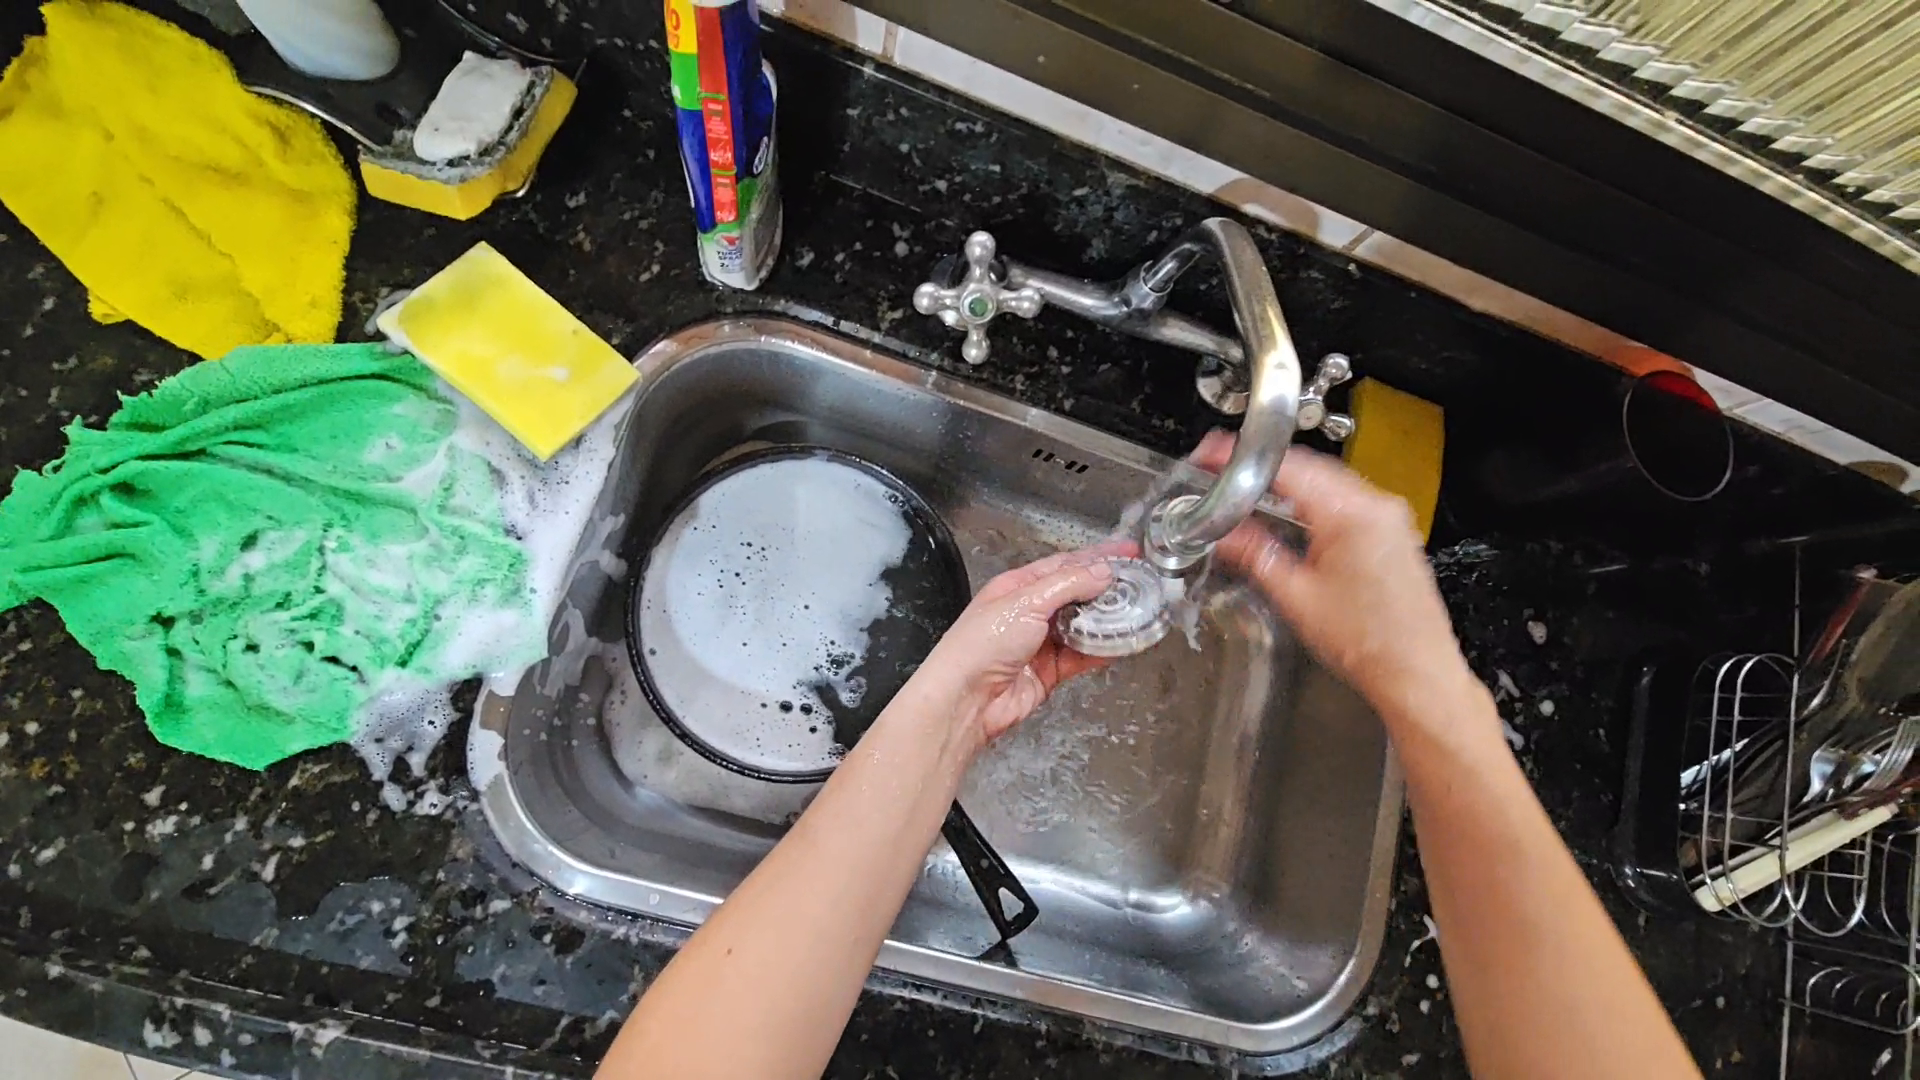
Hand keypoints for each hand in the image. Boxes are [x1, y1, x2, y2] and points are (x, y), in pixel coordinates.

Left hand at [913, 549, 1120, 746]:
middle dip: (1108, 589)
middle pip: (1078, 595)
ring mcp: (1040, 642)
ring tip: (1140, 611)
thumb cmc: (982, 643)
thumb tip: (1103, 572)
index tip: (1127, 552)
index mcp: (1018, 586)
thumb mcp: (1026, 601)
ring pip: (1084, 626)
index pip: (1065, 565)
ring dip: (1109, 621)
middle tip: (1142, 583)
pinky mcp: (1049, 671)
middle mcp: (1030, 611)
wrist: (967, 698)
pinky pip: (1083, 656)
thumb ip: (1069, 584)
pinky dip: (1104, 650)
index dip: (1097, 557)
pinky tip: (1124, 642)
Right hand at [1193, 432, 1477, 722]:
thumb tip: (1222, 532)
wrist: (1417, 673)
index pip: (1288, 468)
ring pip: (1325, 481)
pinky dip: (1309, 499)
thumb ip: (1255, 554)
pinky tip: (1286, 513)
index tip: (1214, 455)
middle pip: (1307, 468)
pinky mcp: (1390, 532)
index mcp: (1351, 515)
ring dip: (1285, 483)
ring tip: (1247, 491)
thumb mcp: (1295, 596)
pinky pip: (1343, 498)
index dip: (1243, 459)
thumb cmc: (1366, 642)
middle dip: (1261, 469)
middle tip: (1222, 473)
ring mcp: (1388, 517)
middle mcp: (1376, 506)